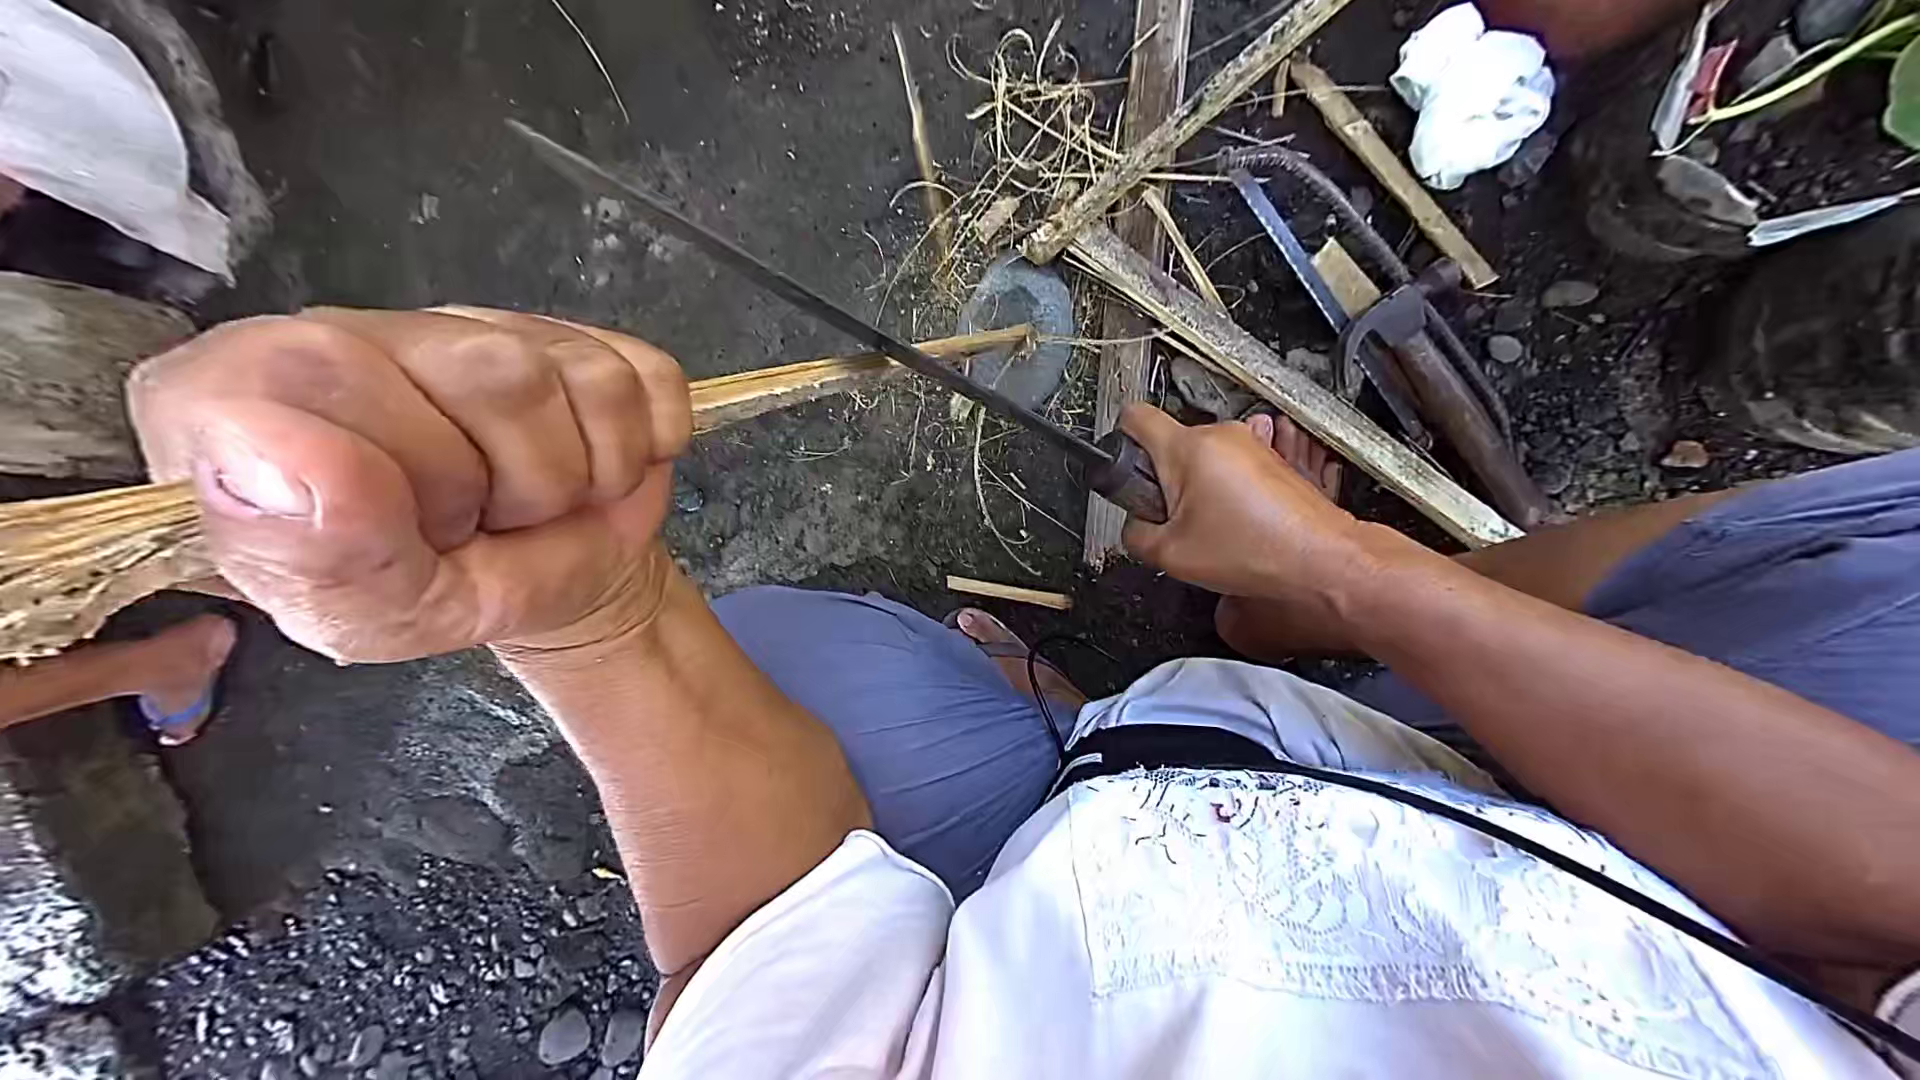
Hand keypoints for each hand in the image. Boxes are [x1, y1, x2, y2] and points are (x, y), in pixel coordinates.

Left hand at [129, 306, 692, 662]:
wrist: (566, 577)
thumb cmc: (462, 589)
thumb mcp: (379, 614)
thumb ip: (318, 554)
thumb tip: (273, 448)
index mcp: (266, 381)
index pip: (337, 372)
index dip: (412, 475)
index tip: (423, 529)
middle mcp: (386, 330)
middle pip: (502, 374)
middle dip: (527, 482)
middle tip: (500, 517)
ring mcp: (503, 325)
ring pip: (594, 381)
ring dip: (592, 473)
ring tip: (553, 497)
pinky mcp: (601, 343)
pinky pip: (654, 383)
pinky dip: (647, 448)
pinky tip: (605, 464)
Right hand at [1120, 404, 1390, 618]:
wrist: (1321, 560)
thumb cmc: (1256, 552)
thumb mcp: (1168, 554)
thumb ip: (1133, 532)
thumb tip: (1133, 523)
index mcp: (1188, 449)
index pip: (1135, 416)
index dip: (1120, 438)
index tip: (1125, 465)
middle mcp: (1221, 435)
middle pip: (1168, 445)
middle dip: (1162, 480)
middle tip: (1174, 518)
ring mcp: (1250, 444)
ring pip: (1199, 458)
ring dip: (1194, 488)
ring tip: (1210, 525)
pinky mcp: (1269, 459)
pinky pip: (1228, 467)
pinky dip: (1222, 491)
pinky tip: (1234, 523)